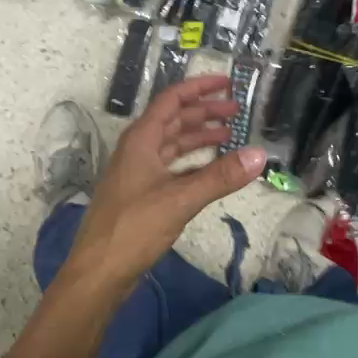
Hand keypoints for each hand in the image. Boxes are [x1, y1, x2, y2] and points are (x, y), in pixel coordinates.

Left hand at [69, 75, 266, 282]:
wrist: (98, 273)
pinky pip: (172, 166)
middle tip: (237, 111)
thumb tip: (259, 154)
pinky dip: (193, 162)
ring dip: (199, 136)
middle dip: (205, 112)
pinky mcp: (142, 193)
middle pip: (175, 119)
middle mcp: (139, 148)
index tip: (227, 84)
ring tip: (230, 135)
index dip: (199, 88)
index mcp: (142, 138)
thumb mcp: (180, 199)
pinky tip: (212, 169)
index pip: (172, 99)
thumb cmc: (133, 227)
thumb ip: (220, 176)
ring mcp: (139, 171)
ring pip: (173, 143)